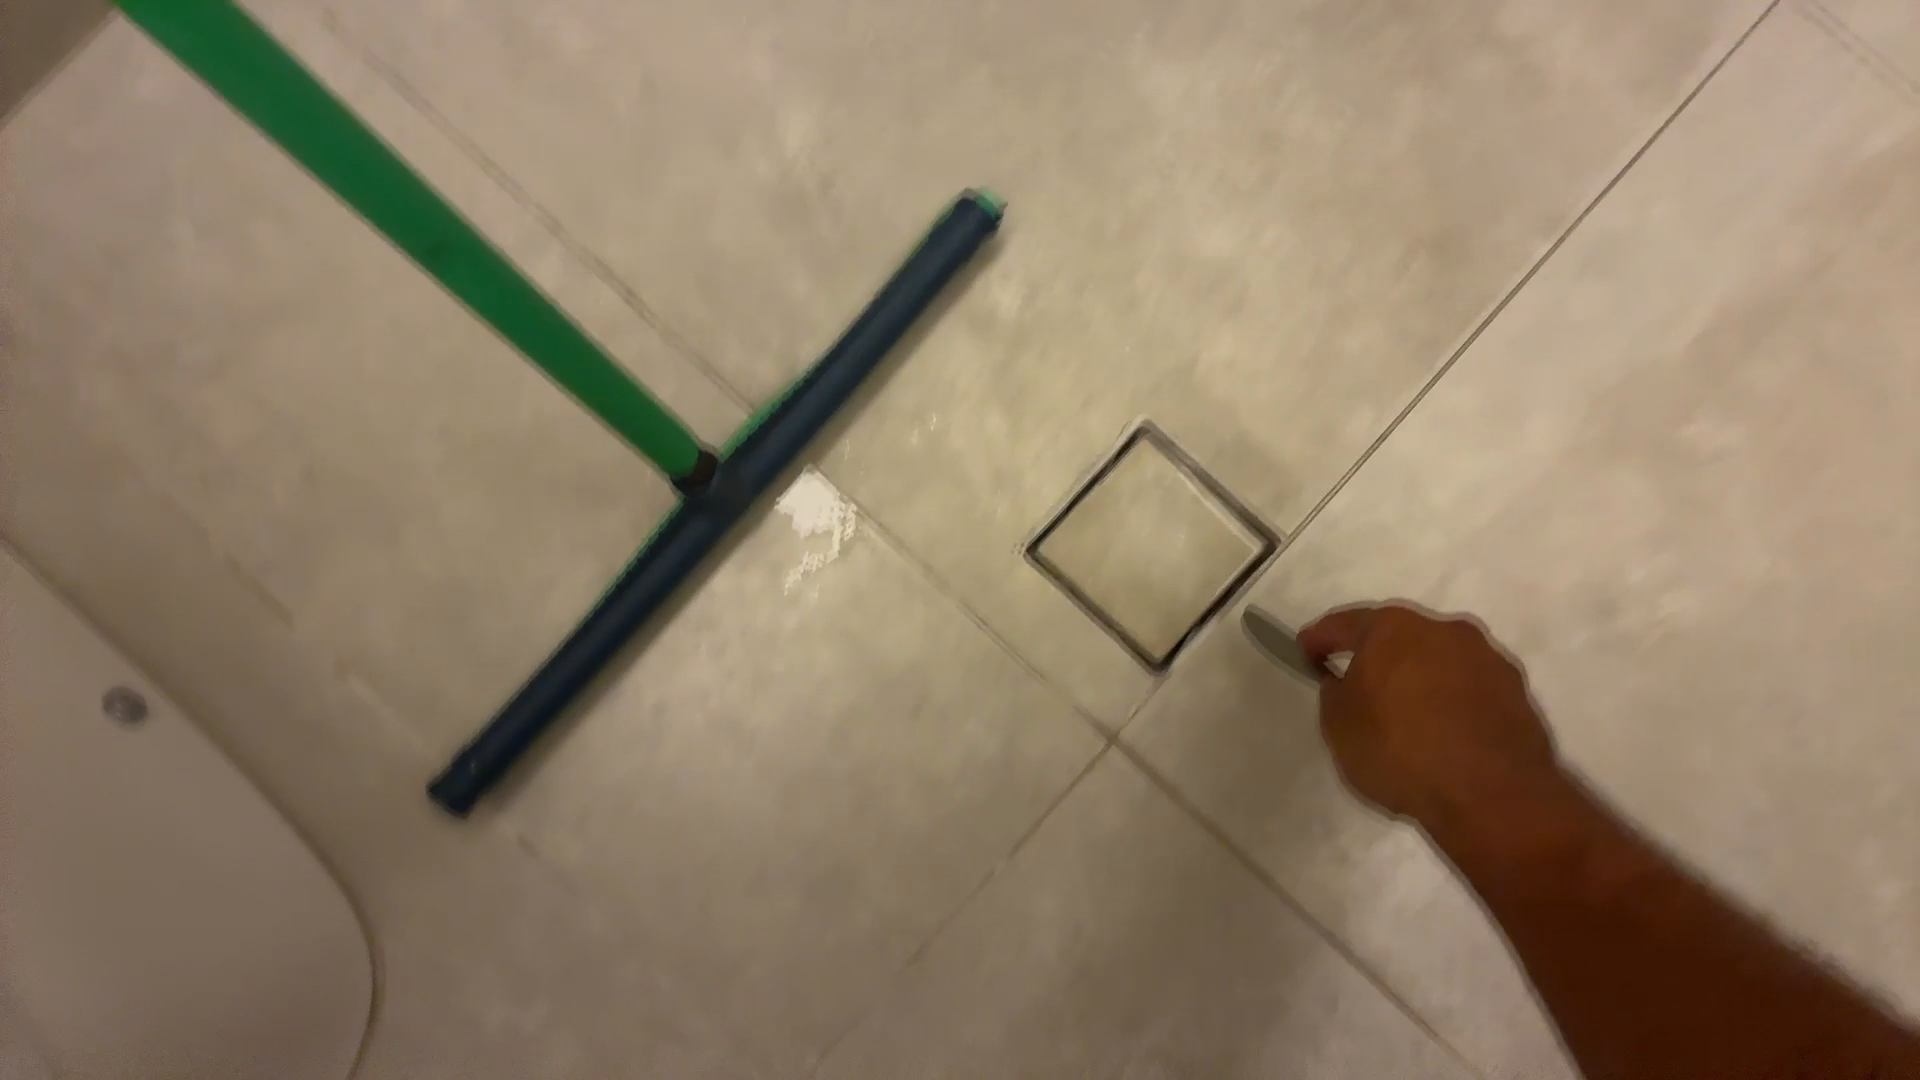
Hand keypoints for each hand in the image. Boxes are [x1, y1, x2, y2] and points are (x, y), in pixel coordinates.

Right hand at [1299, 603, 1560, 825]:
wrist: (1492, 798)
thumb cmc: (1398, 750)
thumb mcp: (1337, 723)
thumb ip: (1336, 692)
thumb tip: (1347, 682)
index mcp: (1393, 627)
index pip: (1343, 624)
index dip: (1318, 639)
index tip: (1304, 655)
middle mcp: (1444, 630)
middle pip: (1397, 636)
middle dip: (1374, 655)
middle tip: (1354, 681)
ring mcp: (1487, 660)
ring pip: (1437, 660)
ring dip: (1417, 677)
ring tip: (1403, 712)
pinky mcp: (1518, 694)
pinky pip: (1467, 688)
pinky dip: (1449, 700)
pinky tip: (1439, 730)